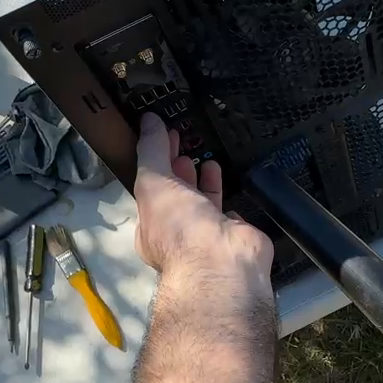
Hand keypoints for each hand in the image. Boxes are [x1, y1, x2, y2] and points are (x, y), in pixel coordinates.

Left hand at [133, 112, 272, 284]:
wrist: (222, 262)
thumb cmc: (180, 226)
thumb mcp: (153, 182)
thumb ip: (152, 151)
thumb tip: (148, 120)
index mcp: (152, 223)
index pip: (151, 186)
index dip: (157, 160)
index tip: (165, 135)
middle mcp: (178, 231)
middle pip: (177, 193)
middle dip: (179, 170)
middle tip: (184, 143)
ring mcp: (208, 234)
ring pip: (204, 202)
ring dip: (204, 181)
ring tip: (207, 159)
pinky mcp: (234, 234)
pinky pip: (229, 213)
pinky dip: (228, 198)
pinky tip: (229, 183)